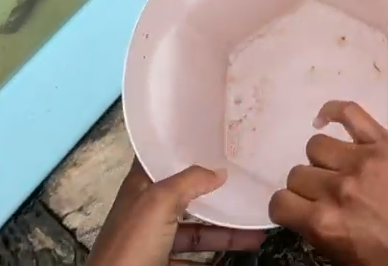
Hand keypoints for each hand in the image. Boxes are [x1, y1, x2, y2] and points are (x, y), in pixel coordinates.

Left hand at [87, 159, 263, 265]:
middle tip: (245, 179)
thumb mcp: (159, 202)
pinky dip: (216, 257)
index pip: (162, 154)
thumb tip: (220, 172)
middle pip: (187, 193)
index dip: (184, 142)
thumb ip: (190, 181)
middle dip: (215, 190)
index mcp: (141, 186)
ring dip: (225, 231)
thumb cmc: (132, 243)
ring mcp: (156, 241)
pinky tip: (238, 253)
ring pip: (196, 230)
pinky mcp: (163, 265)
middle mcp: (148, 209)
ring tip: (255, 229)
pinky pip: (195, 258)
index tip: (216, 134)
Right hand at [270, 101, 387, 265]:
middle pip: (299, 172)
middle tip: (325, 193)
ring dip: (323, 159)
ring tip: (338, 169)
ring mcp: (363, 160)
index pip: (281, 202)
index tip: (297, 208)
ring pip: (317, 144)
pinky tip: (326, 119)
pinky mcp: (384, 142)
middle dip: (307, 185)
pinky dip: (332, 111)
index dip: (286, 207)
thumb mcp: (343, 259)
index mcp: (325, 223)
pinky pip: (349, 111)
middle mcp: (339, 188)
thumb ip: (317, 230)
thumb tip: (301, 208)